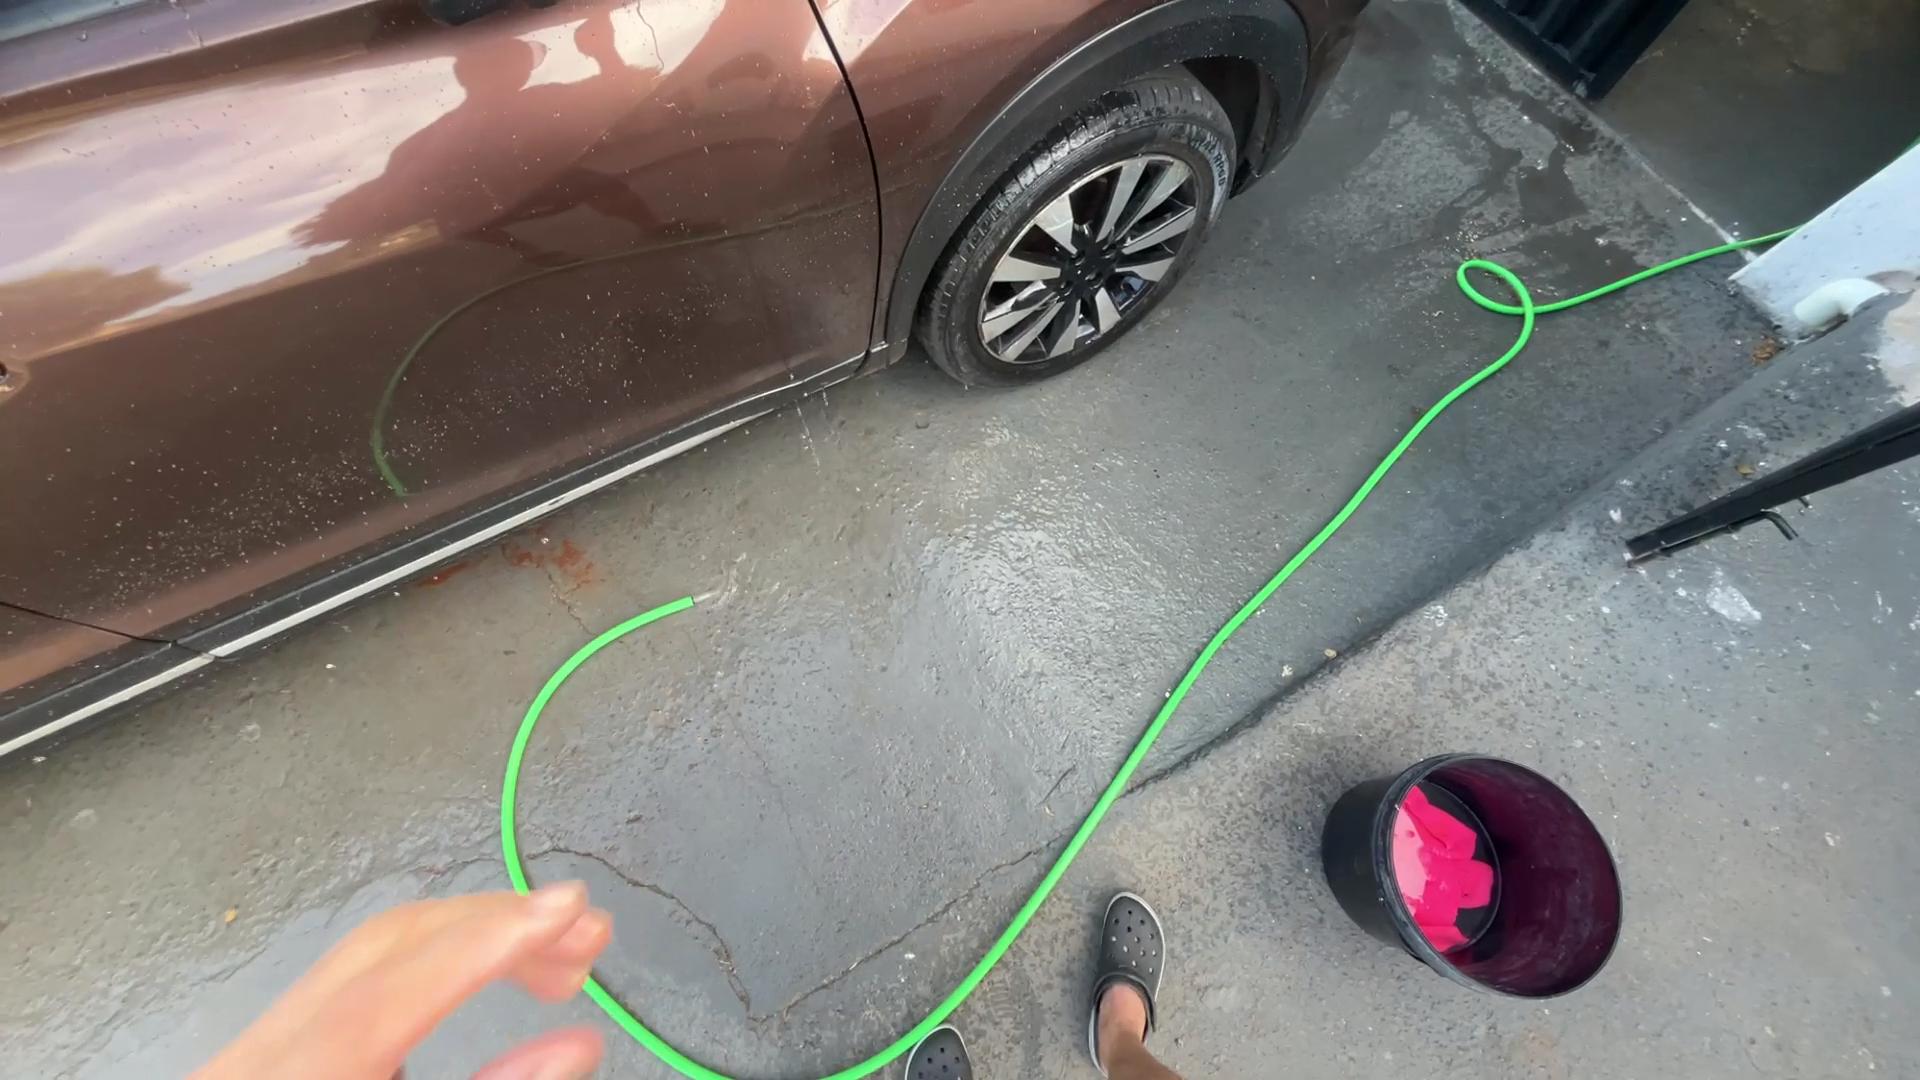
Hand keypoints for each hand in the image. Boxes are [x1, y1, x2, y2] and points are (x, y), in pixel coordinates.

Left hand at [193, 882, 612, 1079]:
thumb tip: (584, 1043)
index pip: (378, 1003)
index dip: (481, 946)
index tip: (571, 906)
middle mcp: (245, 1064)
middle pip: (386, 946)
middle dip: (503, 924)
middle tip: (591, 938)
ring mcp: (251, 1048)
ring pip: (383, 944)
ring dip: (487, 931)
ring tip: (566, 957)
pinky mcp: (273, 1043)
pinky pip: (373, 968)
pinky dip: (453, 953)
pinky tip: (500, 967)